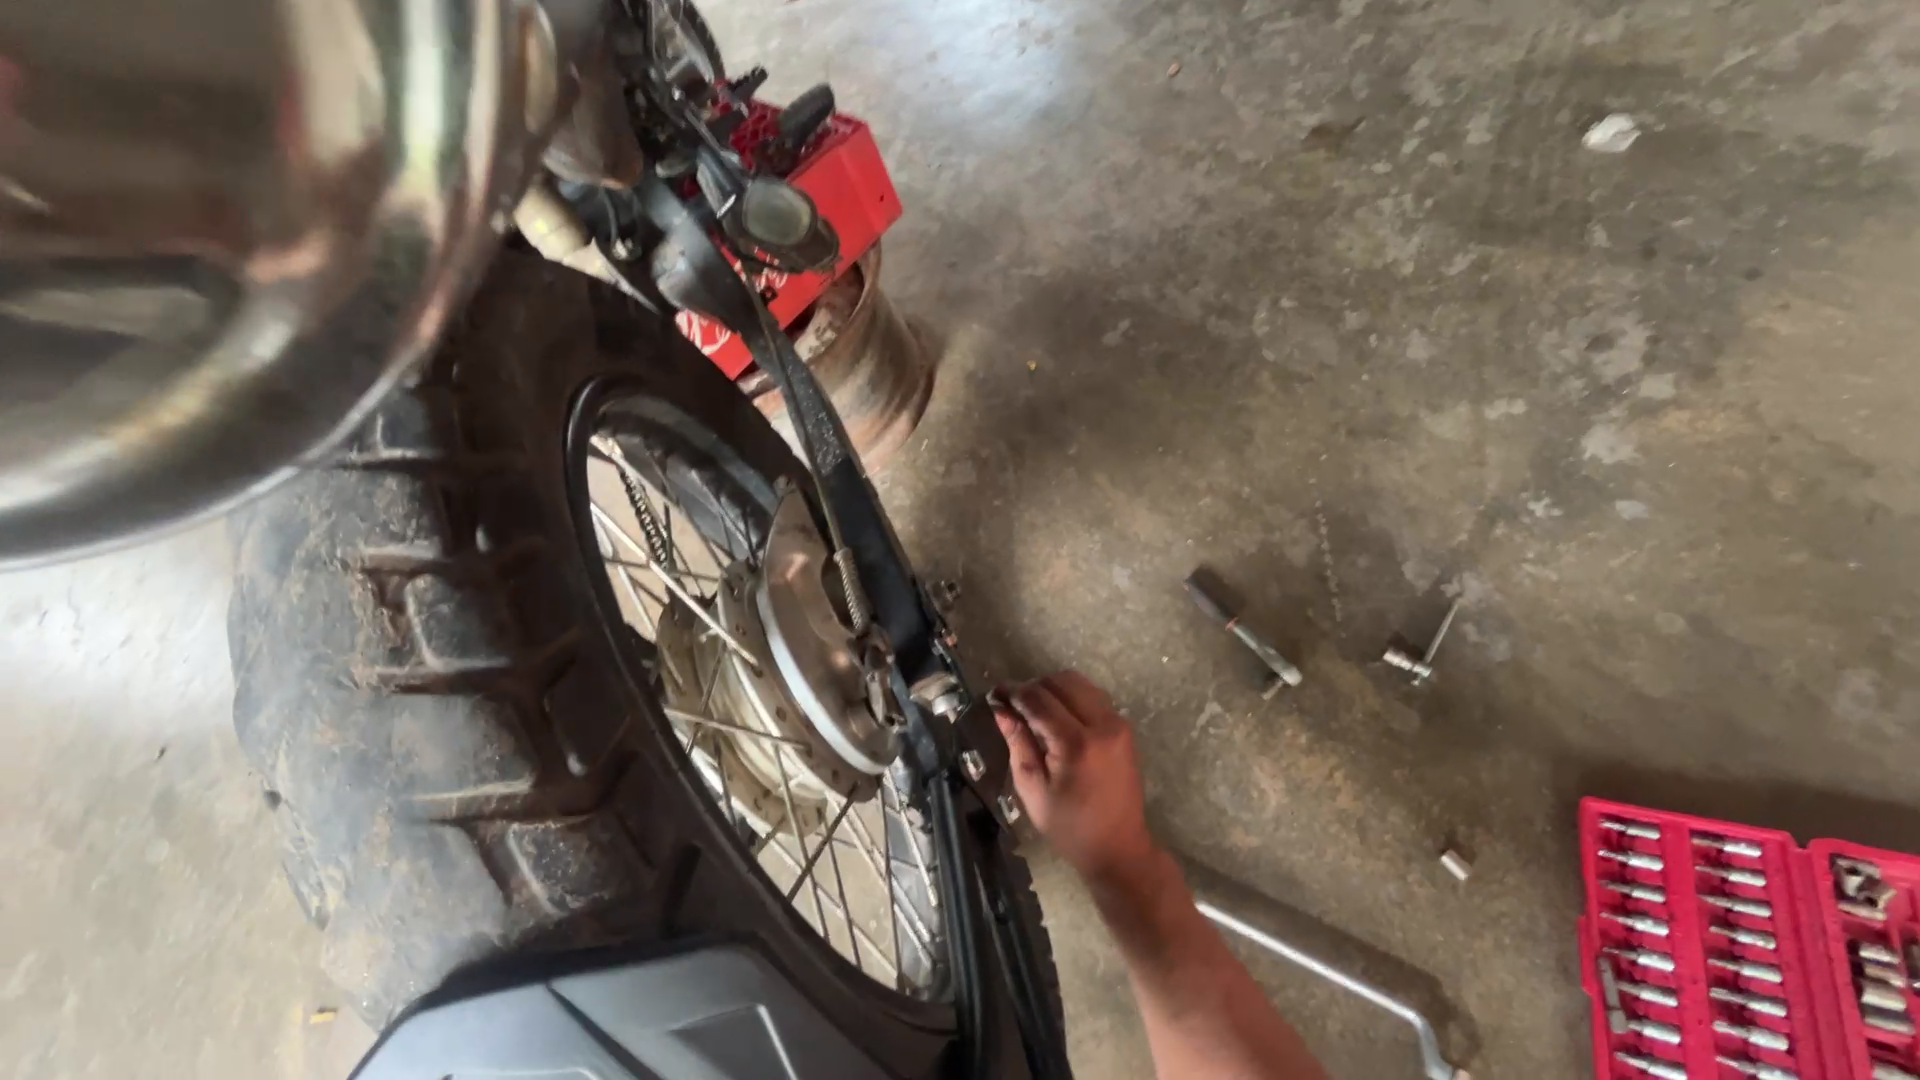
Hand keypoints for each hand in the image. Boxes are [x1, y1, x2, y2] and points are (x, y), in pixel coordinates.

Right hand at [993, 671, 1159, 886]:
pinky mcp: (1124, 728)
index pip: (1039, 699)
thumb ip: (1017, 742)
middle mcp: (1103, 724)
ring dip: (1053, 689)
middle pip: (1061, 681)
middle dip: (1033, 687)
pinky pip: (1093, 696)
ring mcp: (1118, 724)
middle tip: (1013, 706)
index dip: (1013, 692)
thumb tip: (1001, 709)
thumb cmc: (1069, 826)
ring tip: (1034, 712)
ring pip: (1080, 683)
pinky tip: (1057, 719)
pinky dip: (1072, 698)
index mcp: (1077, 743)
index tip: (995, 696)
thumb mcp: (1033, 788)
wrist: (1118, 847)